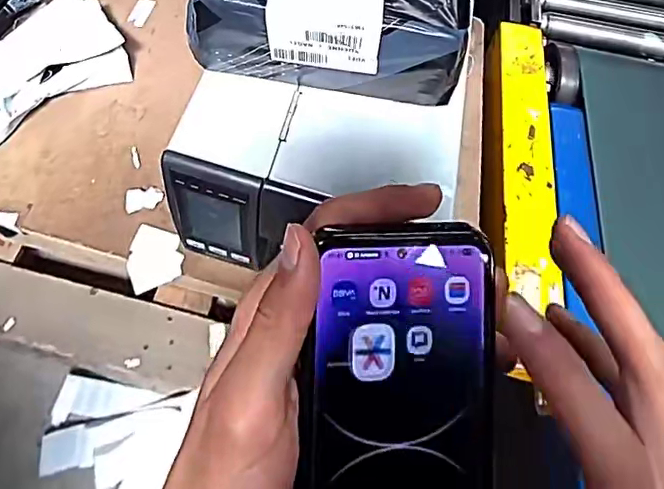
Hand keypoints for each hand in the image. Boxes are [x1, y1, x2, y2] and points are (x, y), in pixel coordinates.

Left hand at [165, 184, 444, 488]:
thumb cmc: (218, 477)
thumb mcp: (248, 397)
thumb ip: (276, 321)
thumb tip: (301, 242)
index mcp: (273, 309)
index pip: (327, 230)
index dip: (375, 206)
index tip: (419, 203)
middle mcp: (292, 319)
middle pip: (353, 253)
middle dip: (402, 234)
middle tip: (445, 239)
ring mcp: (311, 349)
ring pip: (366, 291)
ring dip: (409, 280)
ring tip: (446, 283)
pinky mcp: (326, 380)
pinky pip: (372, 335)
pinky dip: (405, 323)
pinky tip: (424, 334)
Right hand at [502, 216, 663, 488]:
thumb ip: (535, 444)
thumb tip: (490, 402)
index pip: (597, 416)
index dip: (549, 355)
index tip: (507, 306)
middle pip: (653, 368)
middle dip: (607, 290)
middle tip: (564, 231)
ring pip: (650, 374)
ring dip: (600, 314)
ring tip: (557, 276)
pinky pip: (640, 395)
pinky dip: (603, 354)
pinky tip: (571, 344)